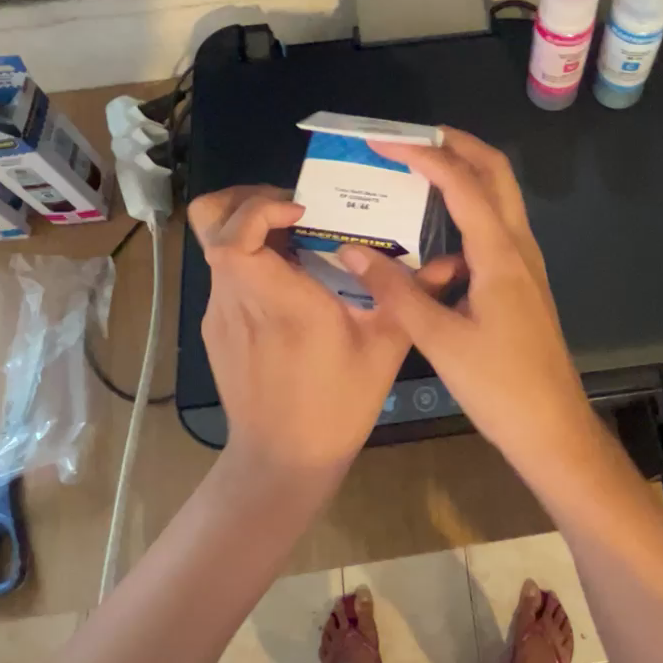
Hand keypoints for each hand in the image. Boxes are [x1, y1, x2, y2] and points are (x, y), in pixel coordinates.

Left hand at [190, 186, 410, 480]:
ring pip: (214, 243)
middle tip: (298, 208)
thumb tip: (453, 263)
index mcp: (279, 301)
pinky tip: (291, 281)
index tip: (300, 209)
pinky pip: (225, 272)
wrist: (282, 463)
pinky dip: (250, 257)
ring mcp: (220, 313)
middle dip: (247, 199)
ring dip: (250, 226)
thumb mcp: (384, 350)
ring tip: (298, 238)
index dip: (256, 208)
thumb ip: (410, 297)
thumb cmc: (337, 406)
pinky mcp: (216, 327)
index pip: (232, 238)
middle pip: (209, 222)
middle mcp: (238, 299)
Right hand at [336, 130, 598, 475]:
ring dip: (464, 174)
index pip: (461, 182)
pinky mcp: (522, 282)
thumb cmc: (499, 386)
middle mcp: (518, 246)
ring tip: (417, 172)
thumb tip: (352, 250)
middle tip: (411, 138)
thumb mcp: (440, 340)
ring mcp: (525, 263)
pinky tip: (434, 234)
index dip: (423, 154)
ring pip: (498, 198)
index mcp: (500, 253)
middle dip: (456, 145)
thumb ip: (396, 292)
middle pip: (495, 172)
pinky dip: (467, 210)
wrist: (554, 428)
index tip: (384, 141)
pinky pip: (495, 228)